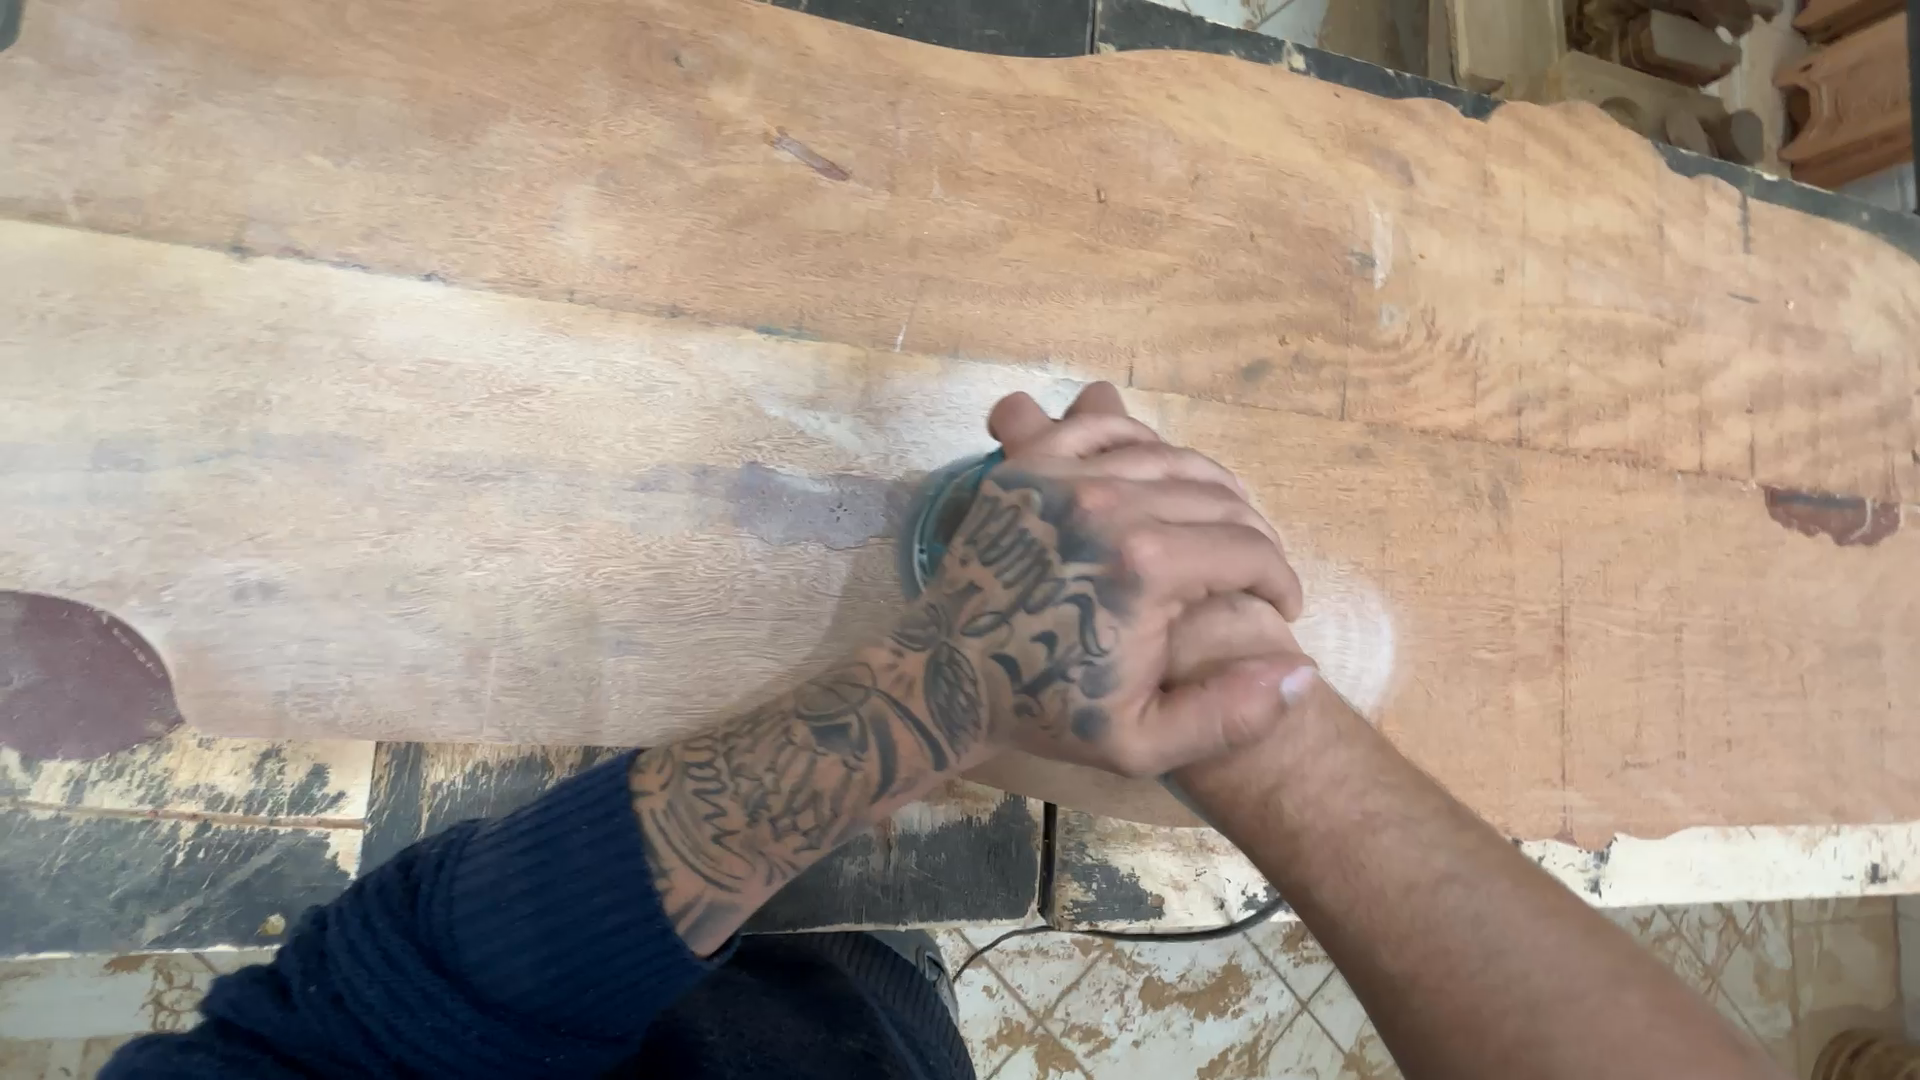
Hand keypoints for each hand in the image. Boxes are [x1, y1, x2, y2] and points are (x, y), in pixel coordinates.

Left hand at [893, 383, 1314, 777]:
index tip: (1280, 604)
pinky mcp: (1031, 469)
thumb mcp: (1141, 743)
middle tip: (1253, 569)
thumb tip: (1303, 670)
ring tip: (1217, 525)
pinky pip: (1103, 430)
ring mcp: (1066, 477)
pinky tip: (1155, 467)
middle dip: (1253, 535)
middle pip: (1217, 496)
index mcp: (1148, 566)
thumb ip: (1231, 714)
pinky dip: (1141, 440)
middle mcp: (1112, 503)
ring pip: (1169, 458)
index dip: (1279, 579)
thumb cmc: (1044, 710)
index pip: (1249, 549)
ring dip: (1210, 489)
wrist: (949, 677)